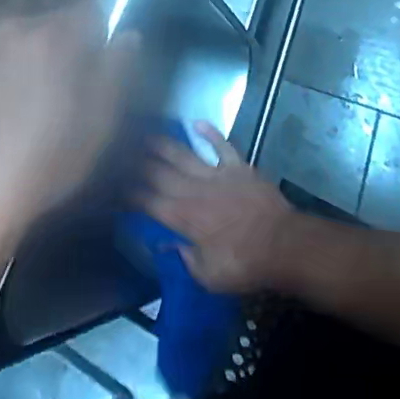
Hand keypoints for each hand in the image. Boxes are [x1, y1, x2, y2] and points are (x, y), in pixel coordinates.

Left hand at [0, 2, 139, 240]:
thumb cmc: (50, 160)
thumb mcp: (100, 120)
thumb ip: (117, 68)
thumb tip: (128, 33)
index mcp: (52, 38)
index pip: (91, 10)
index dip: (99, 37)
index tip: (95, 70)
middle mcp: (13, 27)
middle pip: (54, 20)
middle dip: (65, 45)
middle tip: (63, 92)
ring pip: (22, 32)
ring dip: (32, 52)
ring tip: (28, 98)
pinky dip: (2, 60)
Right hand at [137, 122, 297, 293]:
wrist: (283, 244)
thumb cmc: (244, 264)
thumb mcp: (208, 275)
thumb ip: (184, 258)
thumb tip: (165, 245)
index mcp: (182, 217)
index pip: (148, 202)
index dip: (130, 194)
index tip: (116, 187)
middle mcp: (193, 191)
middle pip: (160, 173)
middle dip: (139, 164)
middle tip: (122, 153)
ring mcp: (216, 175)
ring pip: (184, 155)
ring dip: (164, 145)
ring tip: (147, 135)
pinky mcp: (238, 167)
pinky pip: (221, 146)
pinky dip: (210, 133)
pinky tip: (197, 123)